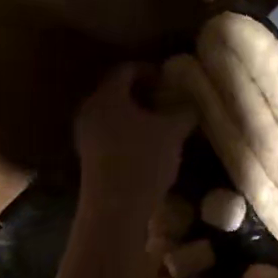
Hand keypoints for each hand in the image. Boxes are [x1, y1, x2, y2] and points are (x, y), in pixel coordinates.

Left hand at [74, 63, 193, 205]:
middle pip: (116, 93)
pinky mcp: (88, 158)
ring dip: (135, 118)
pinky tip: (147, 150)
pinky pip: (109, 136)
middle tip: (166, 101)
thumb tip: (191, 103)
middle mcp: (90, 110)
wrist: (116, 207)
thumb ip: (183, 112)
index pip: (126, 70)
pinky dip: (127, 135)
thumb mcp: (172, 133)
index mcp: (107, 95)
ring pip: (112, 116)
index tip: (168, 79)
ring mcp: (85, 136)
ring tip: (160, 128)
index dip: (149, 70)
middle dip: (142, 95)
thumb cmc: (144, 160)